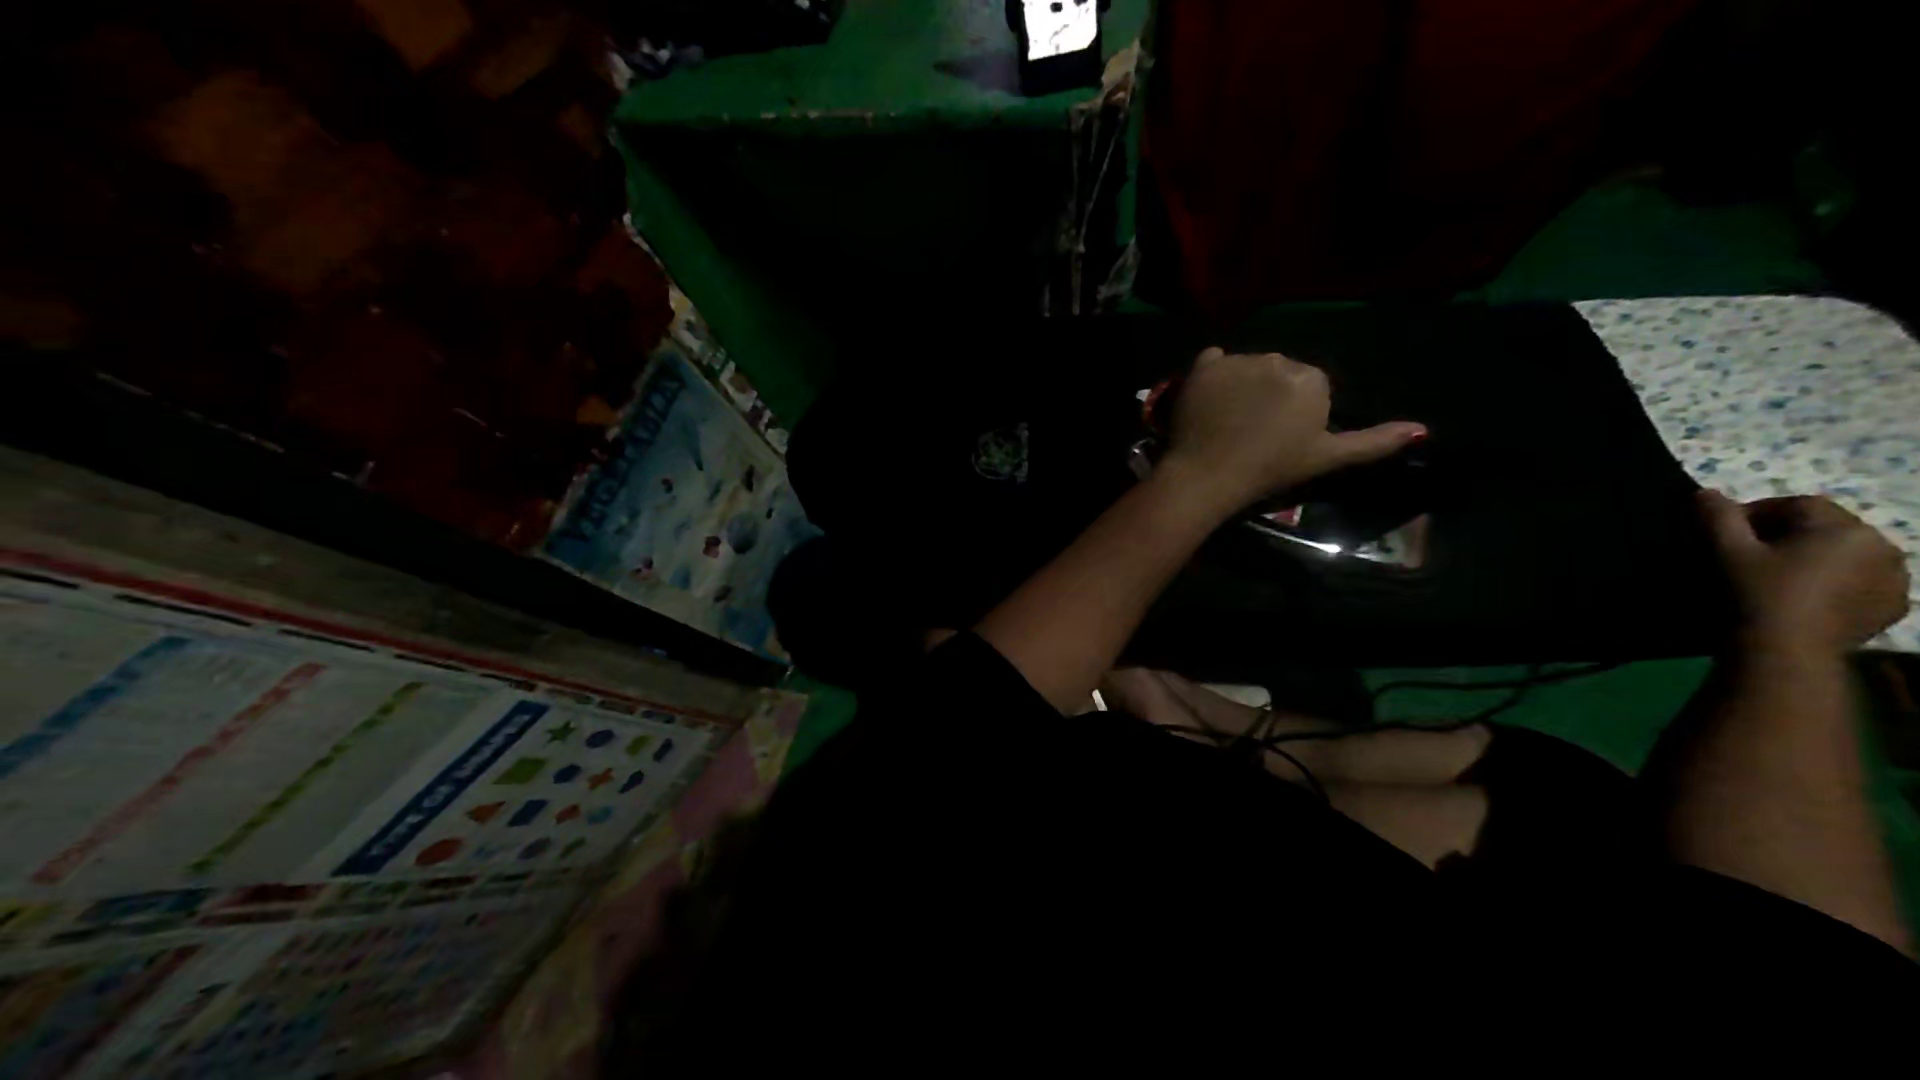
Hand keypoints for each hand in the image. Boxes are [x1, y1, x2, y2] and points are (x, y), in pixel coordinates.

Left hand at [1157, 348, 1425, 516]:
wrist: (1208, 475)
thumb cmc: (1271, 469)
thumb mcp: (1326, 457)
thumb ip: (1373, 441)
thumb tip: (1422, 429)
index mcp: (1311, 378)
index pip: (1308, 387)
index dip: (1294, 413)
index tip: (1279, 438)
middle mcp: (1277, 358)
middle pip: (1277, 373)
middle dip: (1270, 395)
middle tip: (1253, 431)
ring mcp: (1237, 360)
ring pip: (1246, 367)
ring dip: (1242, 385)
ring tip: (1230, 420)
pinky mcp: (1203, 367)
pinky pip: (1213, 362)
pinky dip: (1214, 376)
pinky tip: (1210, 400)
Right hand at [1699, 490, 1910, 651]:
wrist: (1786, 649)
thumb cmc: (1757, 592)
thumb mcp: (1727, 551)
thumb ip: (1718, 517)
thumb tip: (1704, 492)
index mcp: (1846, 528)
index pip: (1798, 504)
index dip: (1757, 512)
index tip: (1727, 532)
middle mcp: (1883, 546)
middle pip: (1827, 527)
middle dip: (1787, 534)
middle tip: (1749, 554)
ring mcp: (1896, 579)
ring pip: (1847, 554)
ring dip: (1814, 557)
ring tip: (1778, 576)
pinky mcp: (1893, 605)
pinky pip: (1862, 581)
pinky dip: (1836, 581)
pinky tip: (1806, 596)